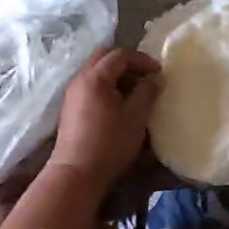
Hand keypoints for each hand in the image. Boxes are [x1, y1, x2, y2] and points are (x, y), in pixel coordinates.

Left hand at [45, 48, 162, 186]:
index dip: (142, 60)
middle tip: (145, 74)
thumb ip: (147, 92)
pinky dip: (106, 83)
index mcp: (95, 78)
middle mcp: (80, 79)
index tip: (158, 72)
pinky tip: (119, 101)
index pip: (120, 55)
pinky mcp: (70, 106)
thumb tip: (155, 78)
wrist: (76, 173)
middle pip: (104, 56)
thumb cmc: (109, 143)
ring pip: (95, 69)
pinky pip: (90, 83)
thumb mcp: (136, 117)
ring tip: (135, 89)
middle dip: (127, 61)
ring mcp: (72, 92)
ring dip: (116, 73)